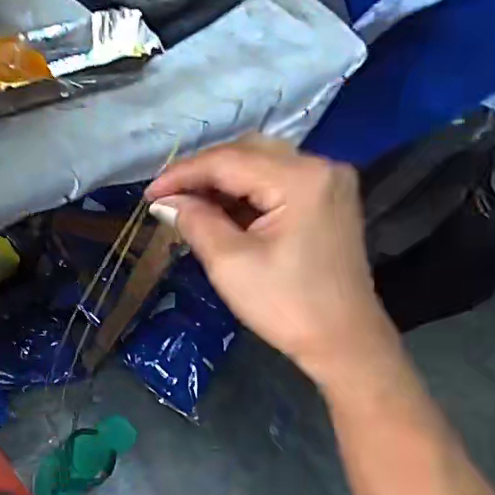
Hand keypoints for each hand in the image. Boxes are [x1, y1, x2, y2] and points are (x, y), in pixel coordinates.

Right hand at [145, 137, 399, 388]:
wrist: (345, 342)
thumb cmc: (287, 307)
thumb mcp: (230, 265)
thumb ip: (195, 221)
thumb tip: (165, 201)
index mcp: (300, 179)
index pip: (228, 160)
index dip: (183, 174)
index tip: (149, 194)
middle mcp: (321, 166)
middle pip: (248, 152)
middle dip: (204, 173)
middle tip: (168, 198)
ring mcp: (331, 182)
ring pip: (264, 164)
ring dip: (226, 181)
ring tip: (190, 204)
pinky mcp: (331, 199)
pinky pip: (281, 181)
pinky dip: (250, 192)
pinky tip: (224, 210)